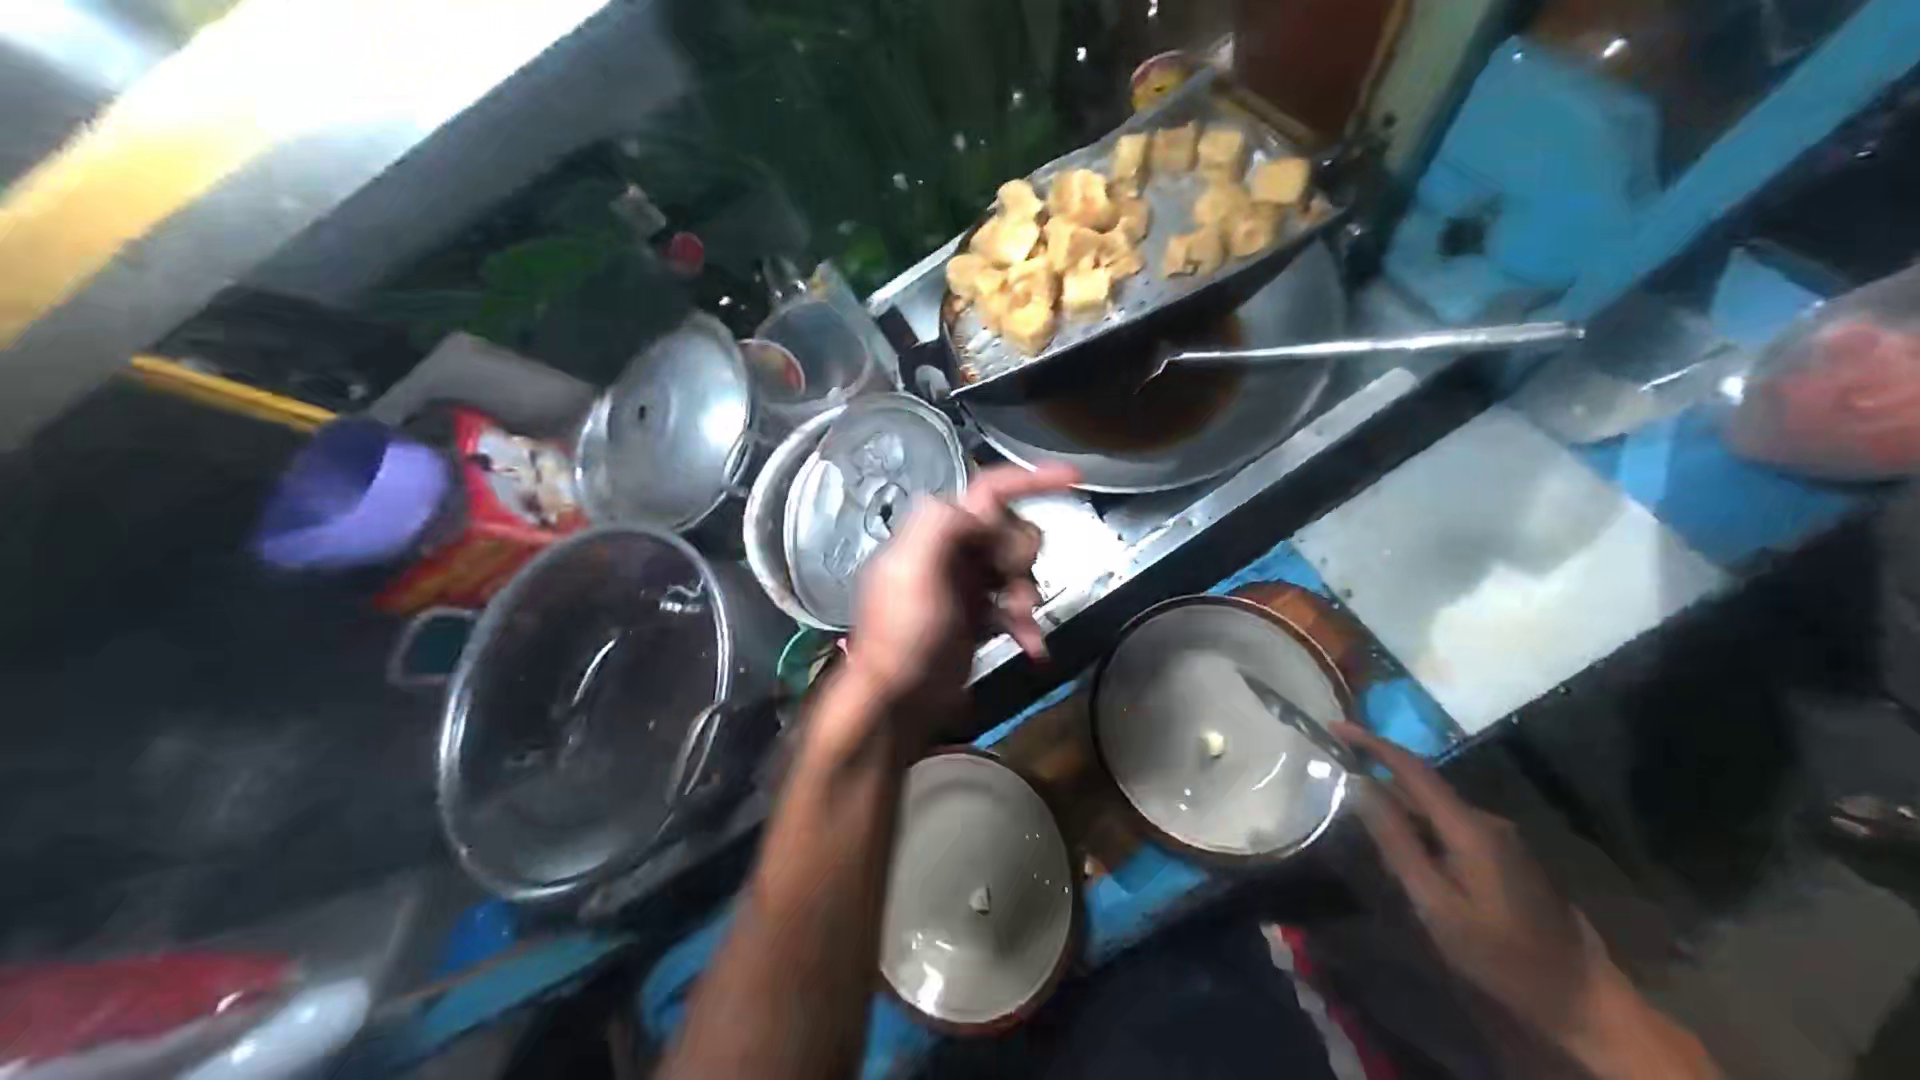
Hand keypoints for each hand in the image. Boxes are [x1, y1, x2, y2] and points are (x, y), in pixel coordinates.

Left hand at [842, 463, 1079, 721]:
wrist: (897, 701)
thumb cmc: (901, 637)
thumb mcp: (911, 574)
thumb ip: (939, 527)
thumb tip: (975, 507)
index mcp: (937, 533)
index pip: (989, 492)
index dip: (1031, 479)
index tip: (1073, 480)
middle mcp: (953, 551)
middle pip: (1012, 531)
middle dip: (1022, 559)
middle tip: (1011, 591)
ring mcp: (967, 584)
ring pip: (1019, 569)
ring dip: (1028, 594)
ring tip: (1020, 624)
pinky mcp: (978, 616)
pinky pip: (1016, 606)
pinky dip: (1028, 624)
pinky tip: (1033, 647)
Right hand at [1335, 723, 1623, 1052]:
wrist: (1582, 998)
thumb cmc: (1500, 953)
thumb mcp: (1435, 902)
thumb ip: (1396, 842)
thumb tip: (1359, 788)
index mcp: (1469, 827)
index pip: (1412, 769)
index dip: (1372, 743)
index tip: (1335, 727)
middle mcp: (1486, 820)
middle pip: (1421, 785)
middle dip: (1377, 775)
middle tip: (1334, 781)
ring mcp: (1500, 837)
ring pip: (1434, 807)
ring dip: (1397, 805)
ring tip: (1360, 817)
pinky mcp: (1505, 854)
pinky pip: (1449, 825)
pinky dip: (1418, 824)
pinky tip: (1403, 849)